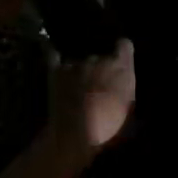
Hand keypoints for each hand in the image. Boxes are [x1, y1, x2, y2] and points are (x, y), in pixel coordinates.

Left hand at [44, 40, 135, 162]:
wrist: (75, 133)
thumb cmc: (107, 126)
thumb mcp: (127, 109)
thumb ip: (125, 89)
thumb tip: (122, 83)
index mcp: (120, 67)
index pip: (125, 45)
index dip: (122, 51)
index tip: (120, 59)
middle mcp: (98, 59)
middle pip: (100, 58)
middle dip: (99, 70)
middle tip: (97, 89)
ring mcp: (76, 63)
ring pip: (80, 64)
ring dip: (81, 73)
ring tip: (77, 91)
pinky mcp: (57, 71)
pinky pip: (54, 57)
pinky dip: (54, 56)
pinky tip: (50, 53)